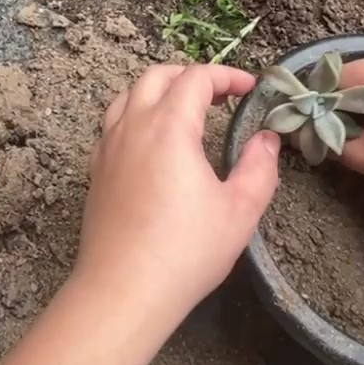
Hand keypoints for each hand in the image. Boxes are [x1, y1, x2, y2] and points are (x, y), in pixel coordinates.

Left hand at [75, 64, 280, 328]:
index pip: (196, 78)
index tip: (250, 87)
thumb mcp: (238, 212)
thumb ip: (259, 168)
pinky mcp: (96, 166)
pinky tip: (152, 140)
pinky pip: (114, 121)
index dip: (226, 75)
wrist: (122, 289)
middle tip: (220, 96)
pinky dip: (136, 113)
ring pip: (130, 93)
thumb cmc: (184, 251)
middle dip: (191, 76)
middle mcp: (133, 124)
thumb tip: (267, 139)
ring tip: (185, 110)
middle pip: (158, 75)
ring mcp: (108, 143)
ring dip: (160, 90)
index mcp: (169, 126)